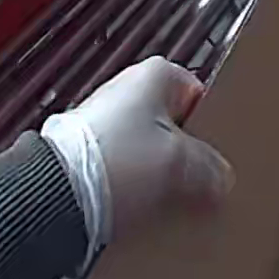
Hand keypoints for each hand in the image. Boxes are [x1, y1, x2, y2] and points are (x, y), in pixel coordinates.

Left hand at [41, 57, 232, 252]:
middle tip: (200, 182)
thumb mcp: (179, 164)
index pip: (200, 94)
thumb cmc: (119, 160)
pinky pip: (126, 162)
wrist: (56, 193)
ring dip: (160, 172)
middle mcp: (130, 85)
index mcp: (157, 72)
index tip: (218, 157)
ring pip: (149, 145)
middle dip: (186, 153)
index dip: (211, 128)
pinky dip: (135, 181)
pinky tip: (143, 205)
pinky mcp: (89, 146)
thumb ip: (209, 167)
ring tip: (171, 199)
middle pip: (175, 122)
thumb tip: (222, 176)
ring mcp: (107, 115)